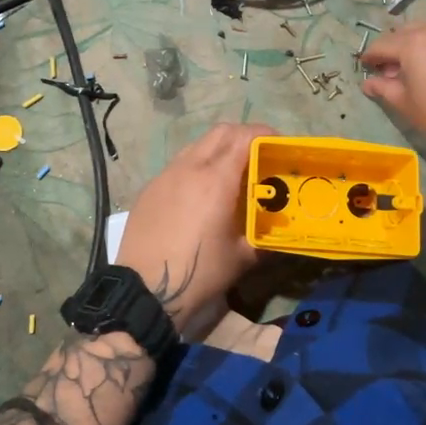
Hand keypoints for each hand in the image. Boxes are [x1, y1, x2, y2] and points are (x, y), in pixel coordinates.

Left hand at [116, 122, 273, 336]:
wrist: (146, 291)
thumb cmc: (200, 272)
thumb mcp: (242, 257)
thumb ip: (263, 237)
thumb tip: (279, 232)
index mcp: (216, 179)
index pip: (244, 138)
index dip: (265, 135)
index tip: (279, 145)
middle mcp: (190, 167)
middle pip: (221, 132)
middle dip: (243, 136)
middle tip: (258, 155)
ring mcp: (166, 175)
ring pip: (197, 145)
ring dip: (218, 149)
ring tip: (229, 173)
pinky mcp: (150, 188)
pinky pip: (178, 165)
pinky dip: (196, 166)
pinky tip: (199, 193)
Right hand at [360, 22, 425, 162]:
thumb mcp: (409, 106)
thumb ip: (385, 89)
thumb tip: (369, 82)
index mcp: (413, 43)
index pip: (383, 44)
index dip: (371, 56)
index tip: (367, 66)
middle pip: (408, 32)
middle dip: (397, 47)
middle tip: (394, 69)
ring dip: (422, 44)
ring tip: (424, 66)